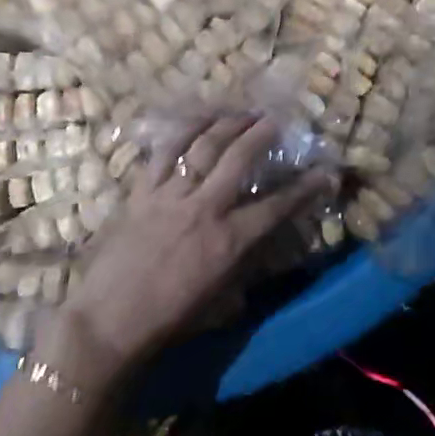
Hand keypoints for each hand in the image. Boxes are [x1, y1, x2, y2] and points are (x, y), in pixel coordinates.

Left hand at [44, 114, 335, 384]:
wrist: (108, 322)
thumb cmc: (169, 320)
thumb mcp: (220, 298)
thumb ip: (243, 262)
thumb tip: (260, 239)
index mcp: (229, 242)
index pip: (277, 206)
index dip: (305, 187)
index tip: (325, 171)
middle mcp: (204, 209)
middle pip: (239, 158)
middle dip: (262, 133)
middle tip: (275, 119)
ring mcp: (169, 196)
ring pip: (202, 147)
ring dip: (225, 124)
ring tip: (240, 113)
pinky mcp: (140, 193)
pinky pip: (163, 154)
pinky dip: (182, 134)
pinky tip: (195, 122)